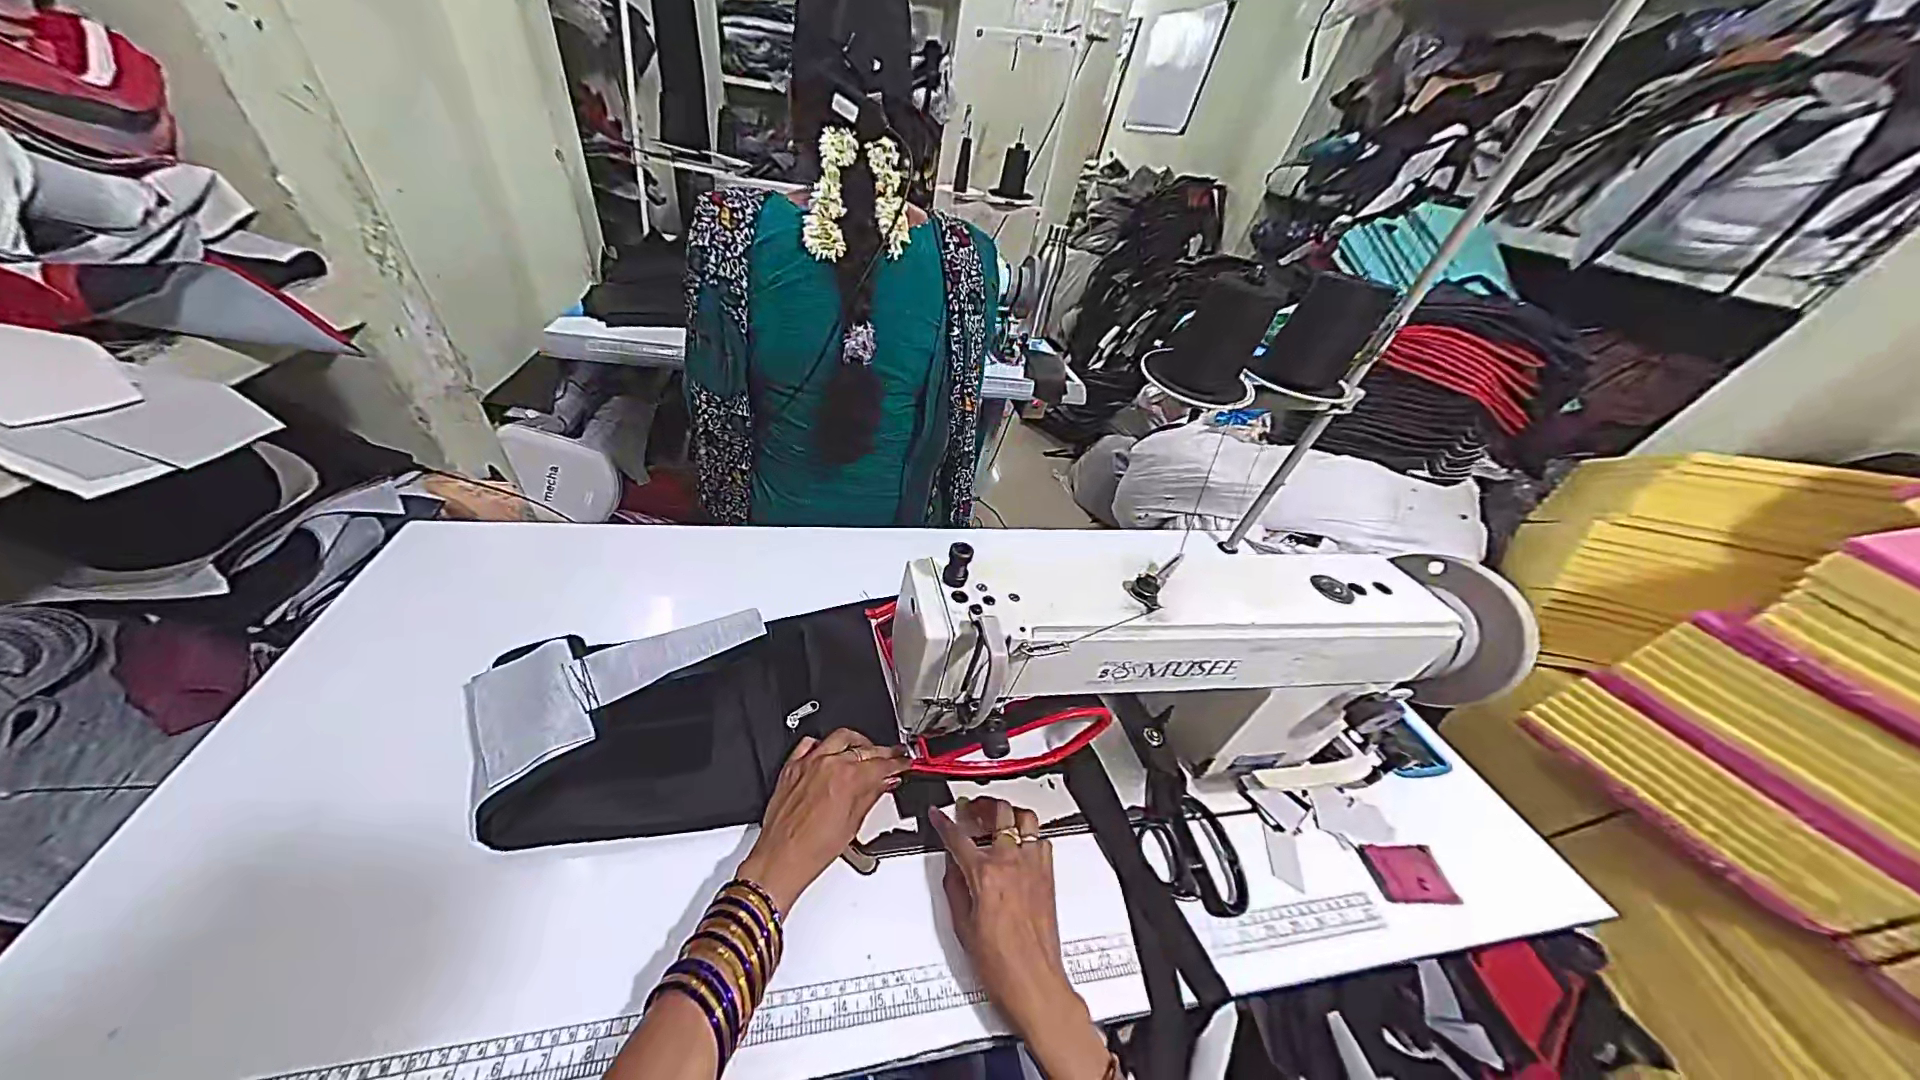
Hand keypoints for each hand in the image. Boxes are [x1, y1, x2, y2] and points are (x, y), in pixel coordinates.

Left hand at [738, 729, 907, 911]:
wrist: (782, 858)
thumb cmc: (812, 850)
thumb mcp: (853, 824)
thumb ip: (871, 795)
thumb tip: (884, 783)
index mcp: (848, 778)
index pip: (882, 763)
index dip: (898, 762)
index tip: (904, 762)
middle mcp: (829, 764)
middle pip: (865, 748)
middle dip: (883, 752)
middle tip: (892, 757)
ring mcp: (809, 763)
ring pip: (840, 737)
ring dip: (857, 741)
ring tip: (865, 749)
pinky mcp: (792, 766)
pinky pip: (809, 743)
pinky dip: (822, 744)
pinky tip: (829, 751)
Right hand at [931, 797, 1111, 1079]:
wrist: (1033, 982)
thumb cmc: (1001, 965)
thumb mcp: (962, 925)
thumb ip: (954, 887)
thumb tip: (952, 867)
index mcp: (985, 873)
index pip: (958, 836)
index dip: (943, 821)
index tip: (938, 814)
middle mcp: (1011, 862)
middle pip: (997, 812)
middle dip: (979, 804)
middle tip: (969, 808)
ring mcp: (1033, 865)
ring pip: (1024, 817)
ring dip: (1007, 812)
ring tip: (996, 816)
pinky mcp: (1048, 874)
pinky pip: (1040, 840)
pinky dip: (1028, 834)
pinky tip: (1019, 841)